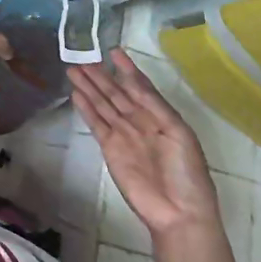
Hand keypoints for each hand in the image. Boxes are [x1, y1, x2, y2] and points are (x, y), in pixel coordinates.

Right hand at [70, 49, 220, 240]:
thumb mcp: (178, 132)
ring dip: (89, 87)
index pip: (140, 86)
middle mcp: (140, 121)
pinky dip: (86, 109)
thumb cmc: (187, 172)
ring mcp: (124, 134)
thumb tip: (133, 81)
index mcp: (161, 115)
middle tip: (82, 57)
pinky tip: (76, 95)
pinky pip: (96, 124)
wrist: (178, 211)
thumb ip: (154, 106)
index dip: (127, 69)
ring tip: (73, 70)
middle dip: (100, 75)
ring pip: (103, 105)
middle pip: (117, 93)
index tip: (112, 51)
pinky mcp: (110, 148)